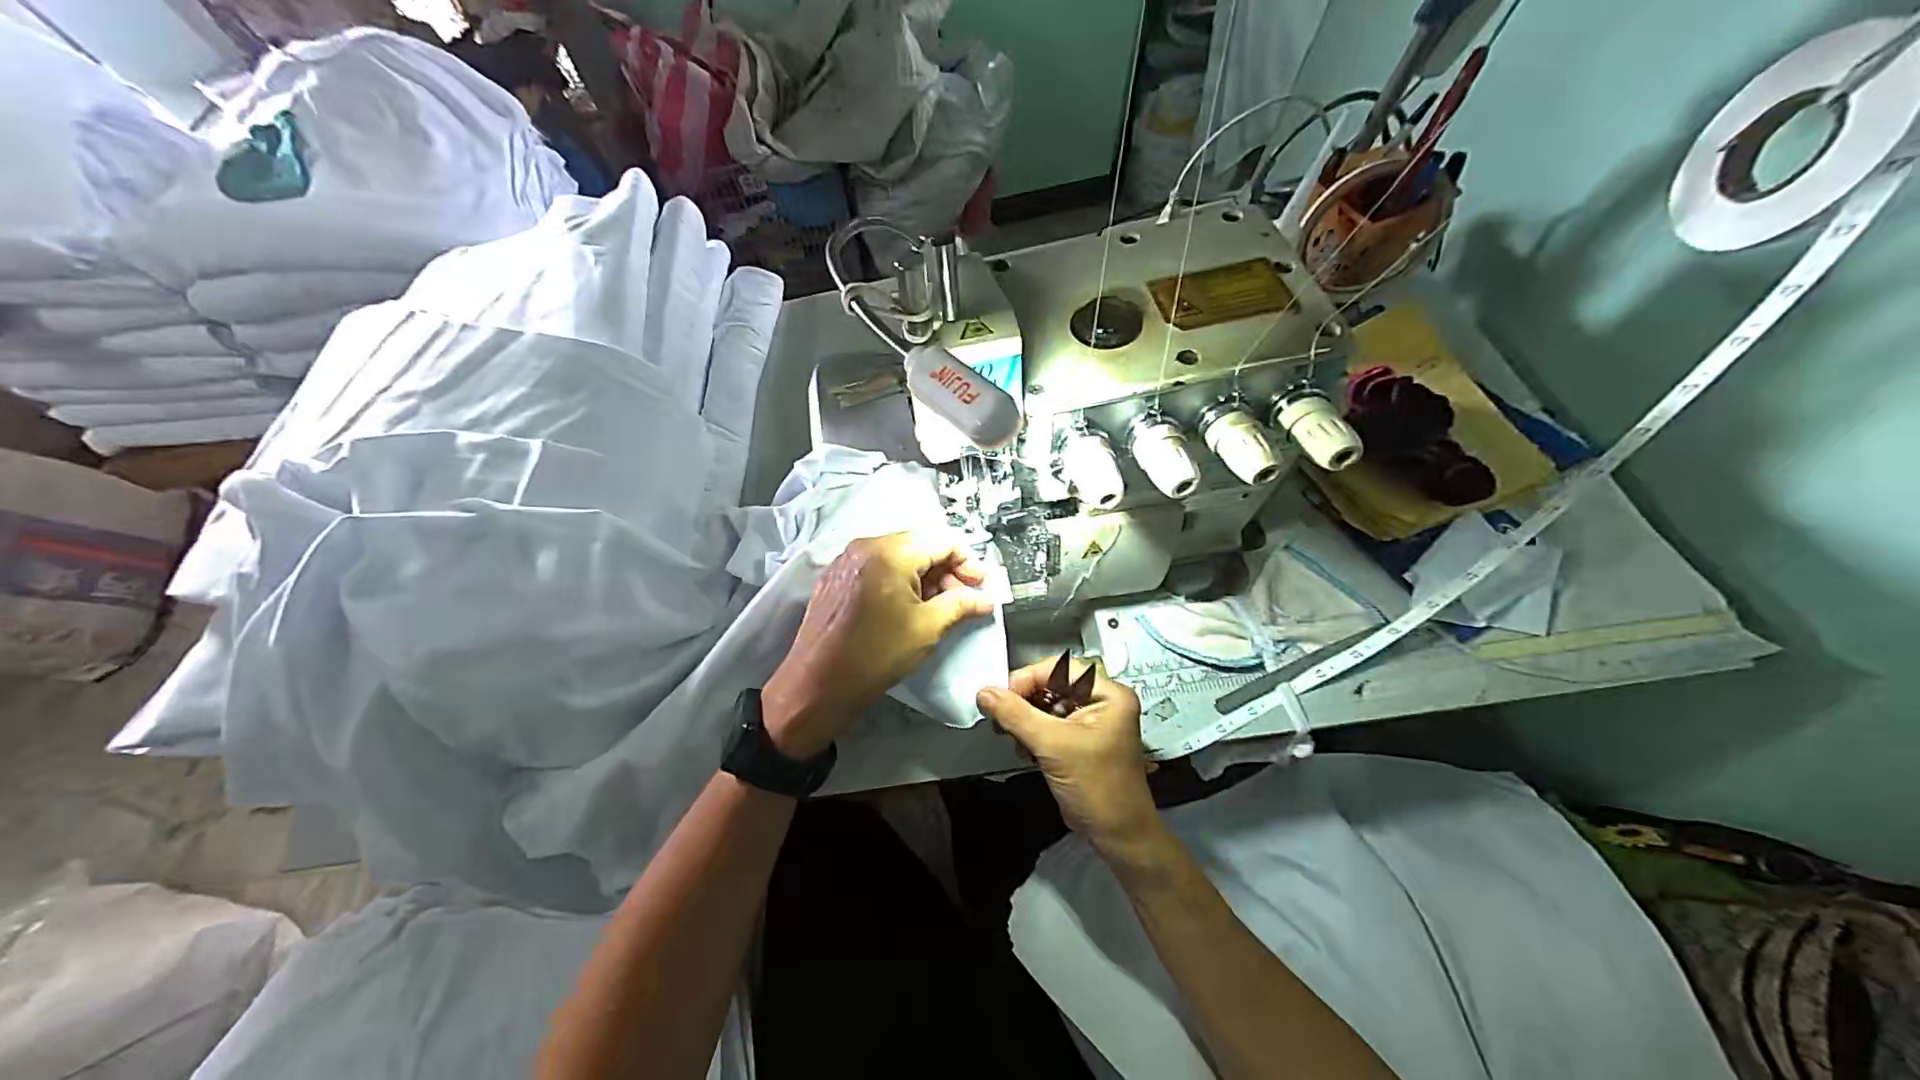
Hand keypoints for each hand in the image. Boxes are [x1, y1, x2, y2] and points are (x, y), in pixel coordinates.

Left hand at [763, 532, 993, 758]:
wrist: (818, 684)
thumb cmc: (873, 656)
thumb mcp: (928, 628)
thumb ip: (961, 604)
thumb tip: (983, 599)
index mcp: (890, 552)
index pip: (943, 541)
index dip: (968, 562)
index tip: (980, 585)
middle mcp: (865, 547)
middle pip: (920, 545)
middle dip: (946, 570)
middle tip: (963, 598)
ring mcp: (846, 561)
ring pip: (898, 557)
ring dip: (923, 577)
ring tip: (937, 607)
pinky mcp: (835, 578)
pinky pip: (876, 568)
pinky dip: (897, 581)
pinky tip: (906, 608)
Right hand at [976, 659, 1159, 849]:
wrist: (1117, 835)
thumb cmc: (1096, 787)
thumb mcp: (1052, 746)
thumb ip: (1015, 715)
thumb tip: (983, 693)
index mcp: (1108, 694)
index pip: (1059, 669)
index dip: (1027, 679)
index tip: (1001, 699)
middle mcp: (1102, 702)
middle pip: (1051, 685)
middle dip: (1024, 703)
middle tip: (1003, 722)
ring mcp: (1091, 722)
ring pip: (1046, 705)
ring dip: (1025, 721)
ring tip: (1017, 741)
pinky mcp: (1079, 740)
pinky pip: (1048, 724)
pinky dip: (1032, 734)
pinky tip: (1027, 751)